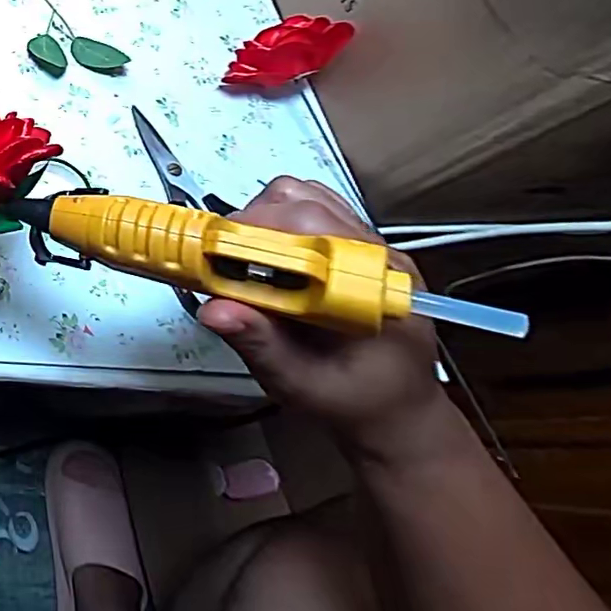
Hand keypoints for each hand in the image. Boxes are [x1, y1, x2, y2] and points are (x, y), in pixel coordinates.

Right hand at [195, 177, 459, 463]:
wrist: (396, 413)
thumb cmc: (353, 401)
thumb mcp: (300, 383)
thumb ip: (259, 343)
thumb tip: (214, 309)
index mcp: (375, 289)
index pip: (316, 233)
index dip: (261, 234)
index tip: (218, 250)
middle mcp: (378, 257)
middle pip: (309, 205)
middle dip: (254, 224)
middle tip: (220, 257)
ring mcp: (369, 245)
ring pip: (309, 197)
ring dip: (265, 217)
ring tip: (244, 255)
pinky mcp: (355, 243)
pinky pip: (314, 206)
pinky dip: (280, 217)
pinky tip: (267, 252)